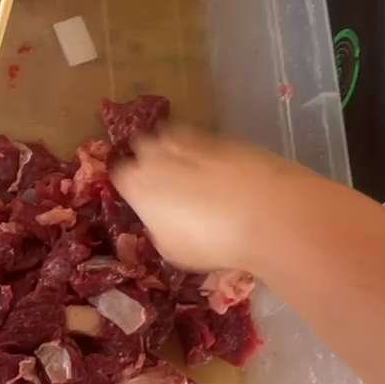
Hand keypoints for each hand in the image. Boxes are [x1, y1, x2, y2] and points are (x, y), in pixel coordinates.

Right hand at [112, 127, 321, 271]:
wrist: (266, 213)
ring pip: (169, 134)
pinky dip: (203, 150)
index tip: (136, 193)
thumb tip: (161, 220)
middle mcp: (156, 153)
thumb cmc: (209, 242)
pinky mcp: (222, 136)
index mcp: (136, 183)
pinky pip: (201, 139)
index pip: (118, 173)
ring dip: (172, 147)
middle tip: (160, 177)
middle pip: (140, 144)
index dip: (127, 182)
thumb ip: (158, 228)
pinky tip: (217, 170)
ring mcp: (190, 140)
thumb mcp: (171, 249)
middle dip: (146, 156)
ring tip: (186, 168)